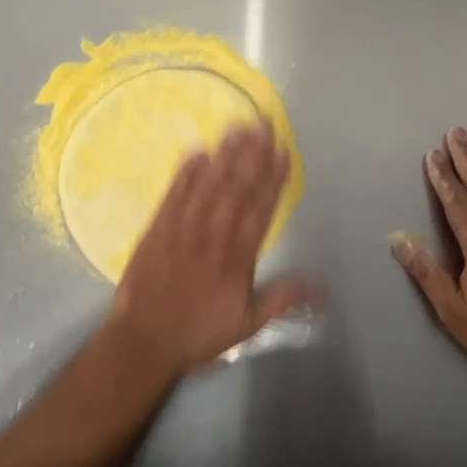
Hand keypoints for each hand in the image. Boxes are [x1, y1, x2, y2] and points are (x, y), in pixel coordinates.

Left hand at [104, 121, 318, 378]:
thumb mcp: (249, 323)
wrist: (144, 341)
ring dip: (224, 156)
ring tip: (237, 129)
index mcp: (238, 258)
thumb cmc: (200, 332)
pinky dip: (185, 174)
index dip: (273, 179)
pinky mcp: (157, 228)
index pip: (260, 210)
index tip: (284, 152)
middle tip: (263, 125)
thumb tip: (322, 286)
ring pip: (208, 186)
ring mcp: (183, 229)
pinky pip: (174, 196)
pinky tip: (197, 152)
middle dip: (252, 156)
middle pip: (236, 189)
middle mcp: (213, 237)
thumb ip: (283, 298)